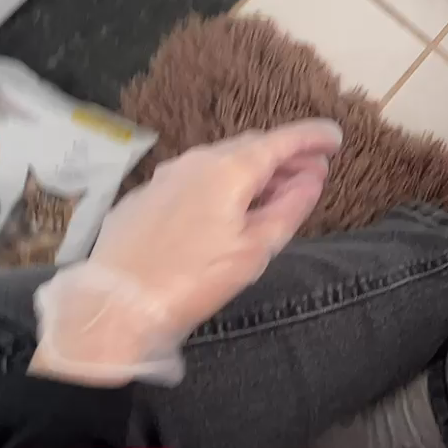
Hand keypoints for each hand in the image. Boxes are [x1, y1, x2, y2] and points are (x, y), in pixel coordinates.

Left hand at [30, 120, 340, 385]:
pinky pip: (195, 179)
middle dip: (285, 156)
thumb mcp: (254, 250)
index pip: (281, 141)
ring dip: (254, 172)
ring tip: (276, 191)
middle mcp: (197, 161)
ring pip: (222, 162)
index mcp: (229, 169)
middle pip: (252, 148)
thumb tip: (312, 178)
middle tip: (313, 171)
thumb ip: (289, 208)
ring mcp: (166, 177)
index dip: (312, 137)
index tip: (336, 137)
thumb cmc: (192, 280)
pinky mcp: (144, 198)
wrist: (110, 310)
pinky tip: (227, 209)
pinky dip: (222, 184)